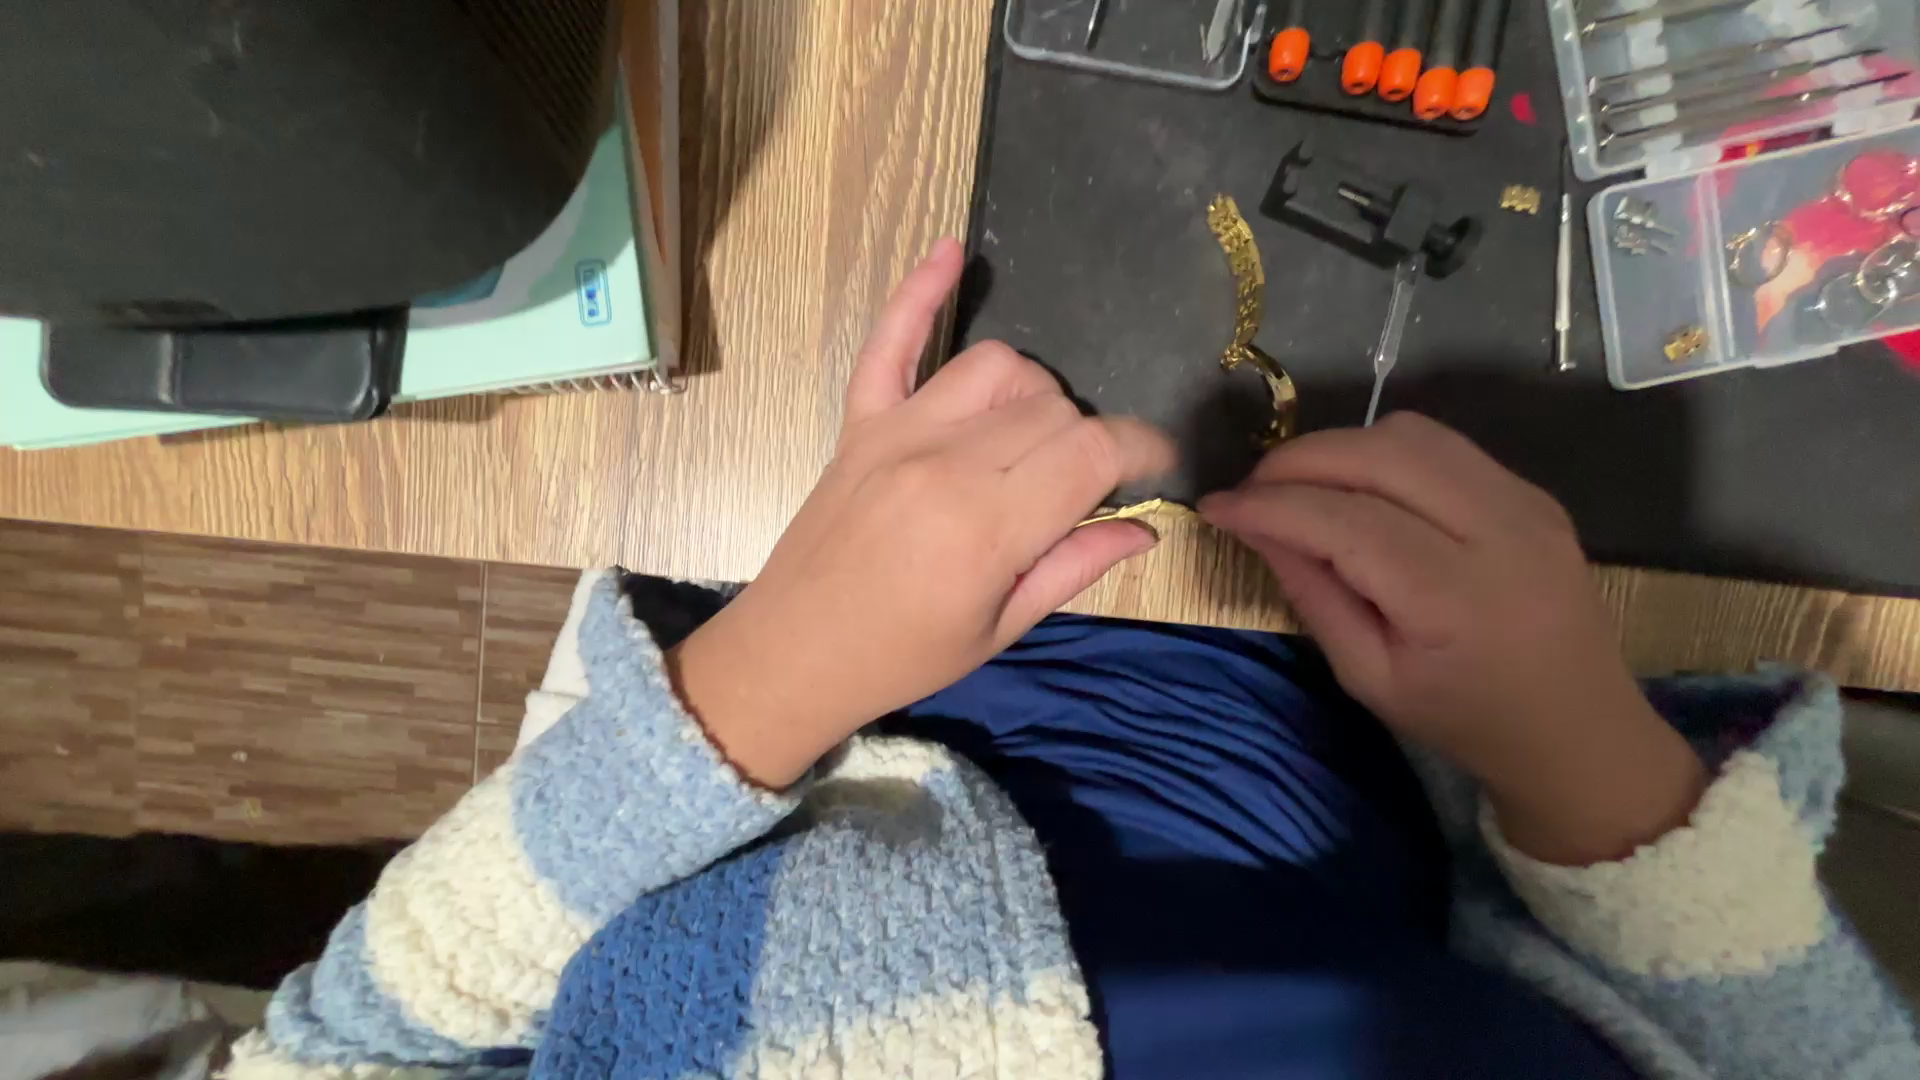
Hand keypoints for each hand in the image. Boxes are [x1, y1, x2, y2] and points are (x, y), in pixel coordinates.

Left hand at [669, 239, 1173, 789]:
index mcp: (988, 528)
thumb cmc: (903, 657)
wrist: (792, 653)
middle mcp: (946, 463)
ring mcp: (896, 432)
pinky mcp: (859, 422)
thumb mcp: (1000, 629)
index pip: (1093, 452)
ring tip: (1032, 437)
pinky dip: (919, 293)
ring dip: (1035, 393)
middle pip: (1052, 409)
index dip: (1142, 450)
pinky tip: (950, 251)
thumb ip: (1075, 568)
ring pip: (997, 368)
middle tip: (1080, 486)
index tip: (1155, 466)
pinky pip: (890, 341)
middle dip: (1088, 439)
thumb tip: (1145, 527)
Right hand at [1201, 413, 1704, 864]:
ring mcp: (1524, 501)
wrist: (1579, 728)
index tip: (1215, 507)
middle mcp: (1500, 531)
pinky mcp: (1528, 490)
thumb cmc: (1461, 717)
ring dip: (1336, 449)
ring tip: (1297, 489)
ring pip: (1407, 434)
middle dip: (1295, 462)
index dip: (1270, 506)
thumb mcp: (1366, 675)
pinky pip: (1436, 445)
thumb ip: (1311, 593)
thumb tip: (1255, 528)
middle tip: (1250, 493)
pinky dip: (1376, 453)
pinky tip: (1353, 490)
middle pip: (1378, 456)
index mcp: (1457, 598)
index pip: (1346, 522)